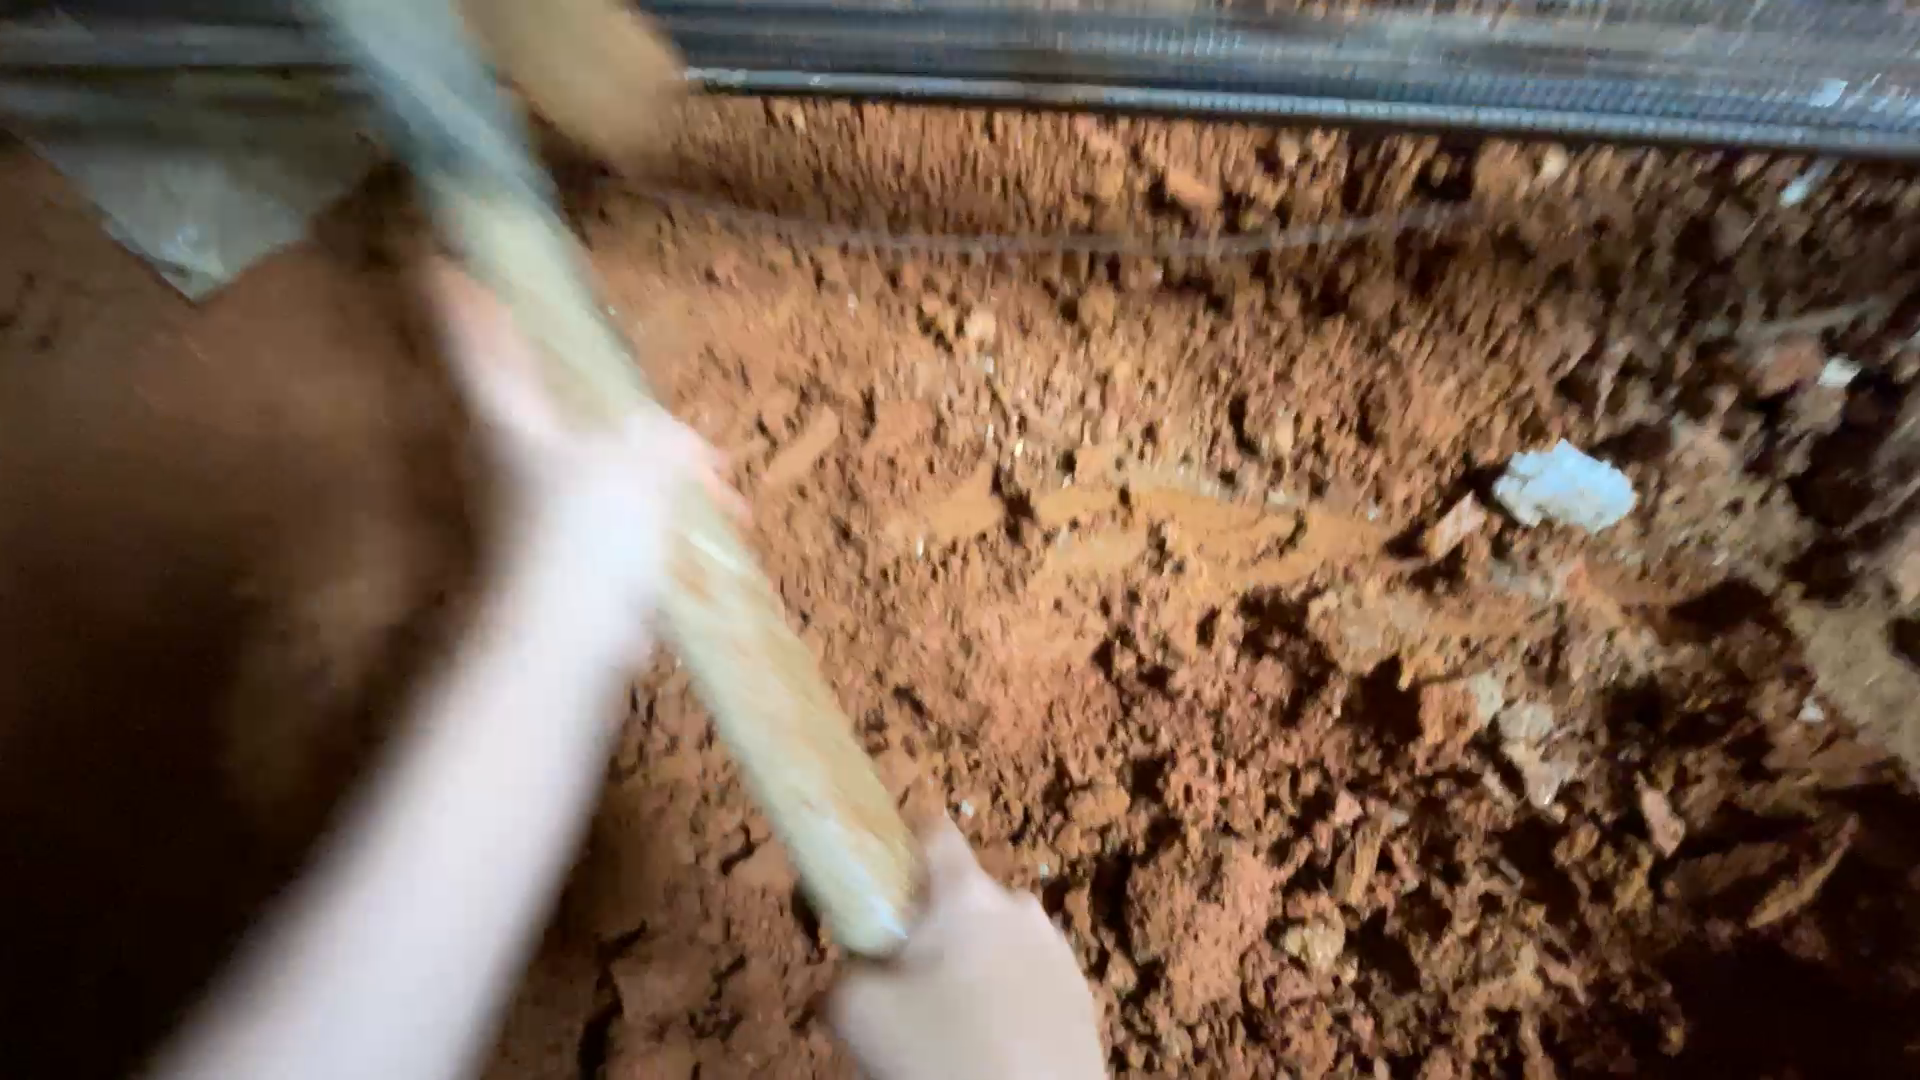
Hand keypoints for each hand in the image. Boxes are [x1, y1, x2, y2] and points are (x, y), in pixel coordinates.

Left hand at [427, 263, 727, 643]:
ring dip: (676, 480)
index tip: (444, 266)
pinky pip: (635, 513)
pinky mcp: (583, 545)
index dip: (470, 308)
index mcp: (518, 424)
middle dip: (652, 429)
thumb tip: (679, 443)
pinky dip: (673, 517)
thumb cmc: (585, 537)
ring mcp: (556, 504)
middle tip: (703, 452)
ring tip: (726, 501)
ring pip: (621, 469)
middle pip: (582, 417)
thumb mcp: (634, 465)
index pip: (486, 350)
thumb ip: (659, 438)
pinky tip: (712, 531)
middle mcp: (528, 457)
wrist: (570, 636)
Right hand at [832, 820, 1105, 1079]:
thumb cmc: (944, 1056)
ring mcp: (1055, 944)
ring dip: (974, 960)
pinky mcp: (1080, 988)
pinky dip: (1009, 991)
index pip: (933, 830)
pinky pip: (1029, 970)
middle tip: (910, 976)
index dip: (905, 843)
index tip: (884, 878)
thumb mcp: (859, 1016)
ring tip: (953, 1018)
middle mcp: (1016, 902)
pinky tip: (994, 1039)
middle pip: (963, 894)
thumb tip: (856, 964)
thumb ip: (845, 972)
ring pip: (997, 933)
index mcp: (965, 893)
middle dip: (935, 925)